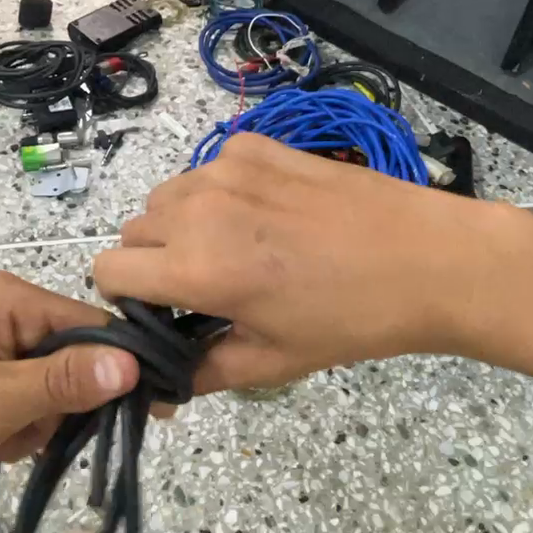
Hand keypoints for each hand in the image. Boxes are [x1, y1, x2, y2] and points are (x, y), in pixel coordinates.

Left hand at [0, 272, 140, 532]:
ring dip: (50, 422)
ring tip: (15, 441)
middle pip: (77, 354)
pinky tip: (2, 451)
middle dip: (78, 397)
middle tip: (75, 430)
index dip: (123, 359)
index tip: (158, 403)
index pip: (88, 321)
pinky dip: (29, 435)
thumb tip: (133, 363)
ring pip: (60, 389)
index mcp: (7, 299)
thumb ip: (63, 382)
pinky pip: (36, 413)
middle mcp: (6, 320)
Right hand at [93, 132, 532, 392]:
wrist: (424, 256)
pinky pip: (207, 169)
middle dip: (155, 259)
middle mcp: (198, 208)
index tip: (163, 308)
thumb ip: (202, 372)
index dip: (128, 296)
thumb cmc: (351, 317)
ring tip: (239, 244)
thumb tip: (159, 387)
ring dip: (182, 223)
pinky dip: (219, 191)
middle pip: (134, 230)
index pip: (108, 270)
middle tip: (206, 282)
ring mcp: (225, 168)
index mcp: (197, 268)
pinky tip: (266, 212)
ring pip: (167, 196)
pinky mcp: (253, 144)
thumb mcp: (274, 361)